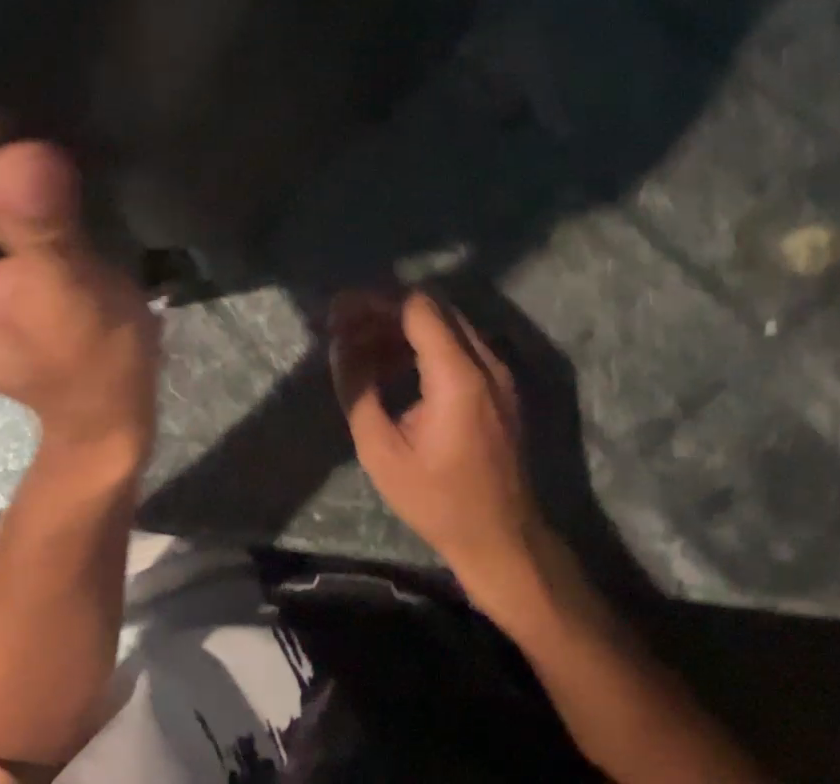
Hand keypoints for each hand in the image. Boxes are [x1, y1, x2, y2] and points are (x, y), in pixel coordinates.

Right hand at [329, 290, 544, 588]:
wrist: (501, 537)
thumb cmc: (436, 500)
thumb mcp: (380, 450)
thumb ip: (357, 389)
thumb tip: (339, 345)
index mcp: (458, 377)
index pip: (417, 307)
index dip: (374, 302)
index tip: (338, 312)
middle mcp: (485, 364)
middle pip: (433, 308)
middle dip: (384, 310)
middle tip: (344, 327)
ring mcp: (498, 374)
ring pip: (446, 323)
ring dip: (401, 326)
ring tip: (358, 346)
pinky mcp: (498, 387)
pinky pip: (458, 345)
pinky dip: (421, 344)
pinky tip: (390, 366)